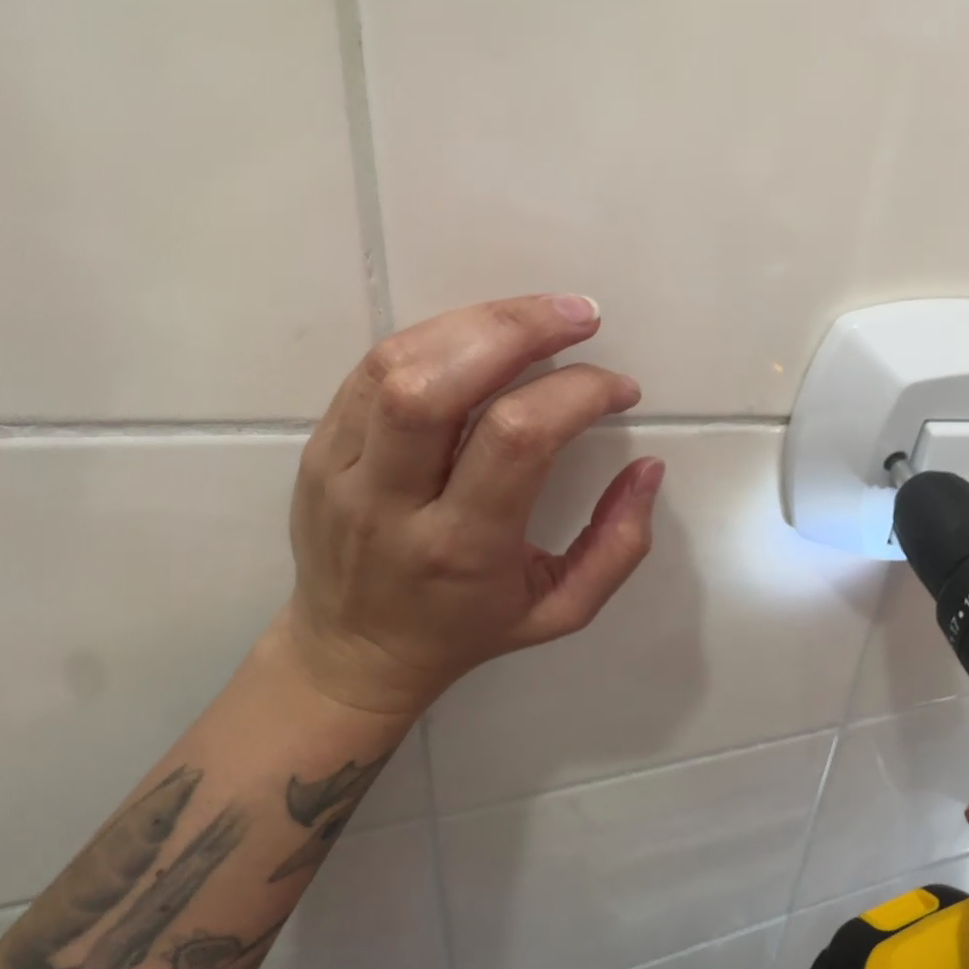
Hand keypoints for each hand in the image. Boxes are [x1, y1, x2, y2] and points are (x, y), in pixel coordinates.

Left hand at [276, 295, 662, 715]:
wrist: (355, 655)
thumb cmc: (472, 631)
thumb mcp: (565, 609)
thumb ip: (619, 544)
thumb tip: (649, 467)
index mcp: (463, 548)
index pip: (519, 438)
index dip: (580, 394)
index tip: (621, 390)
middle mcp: (392, 504)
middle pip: (439, 386)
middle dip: (520, 332)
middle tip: (581, 316)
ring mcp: (342, 472)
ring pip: (396, 366)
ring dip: (477, 322)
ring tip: (538, 314)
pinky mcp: (319, 449)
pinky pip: (370, 371)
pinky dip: (435, 337)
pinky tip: (484, 334)